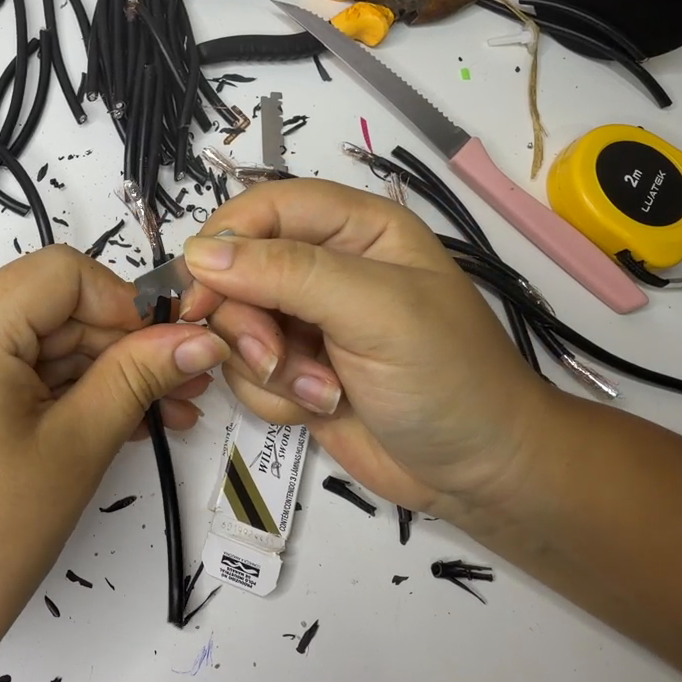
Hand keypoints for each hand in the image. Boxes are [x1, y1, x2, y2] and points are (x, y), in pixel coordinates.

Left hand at [0, 245, 228, 681]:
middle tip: (184, 383)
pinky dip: (63, 386)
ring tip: (165, 410)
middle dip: (121, 343)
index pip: (62, 273)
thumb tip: (202, 339)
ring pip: (39, 336)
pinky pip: (15, 363)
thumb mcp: (77, 446)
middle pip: (52, 305)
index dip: (124, 302)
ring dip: (101, 369)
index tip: (168, 346)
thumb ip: (139, 376)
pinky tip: (120, 416)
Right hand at [178, 178, 553, 516]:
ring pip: (233, 323)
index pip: (265, 207)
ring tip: (323, 390)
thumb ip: (288, 273)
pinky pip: (244, 368)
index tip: (201, 294)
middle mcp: (324, 264)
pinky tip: (323, 405)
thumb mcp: (375, 311)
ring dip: (266, 364)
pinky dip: (274, 394)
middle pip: (236, 268)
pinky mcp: (294, 366)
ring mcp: (305, 318)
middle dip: (247, 321)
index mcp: (354, 227)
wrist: (482, 474)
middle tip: (273, 357)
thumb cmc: (447, 377)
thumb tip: (199, 253)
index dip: (225, 241)